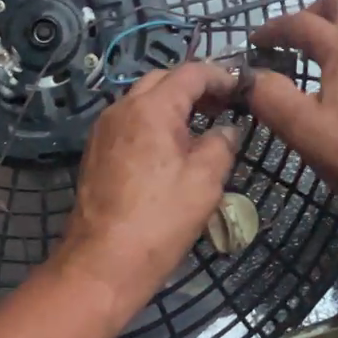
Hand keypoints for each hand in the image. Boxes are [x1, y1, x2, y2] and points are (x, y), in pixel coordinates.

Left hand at [54, 64, 240, 308]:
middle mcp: (122, 108)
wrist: (102, 264)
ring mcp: (104, 129)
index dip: (219, 75)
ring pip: (143, 99)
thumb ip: (221, 144)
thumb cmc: (160, 220)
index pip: (190, 73)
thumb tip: (226, 130)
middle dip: (194, 86)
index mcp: (151, 108)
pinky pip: (130, 120)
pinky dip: (154, 121)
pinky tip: (171, 145)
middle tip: (223, 104)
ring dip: (172, 103)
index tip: (241, 87)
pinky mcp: (96, 150)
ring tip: (201, 124)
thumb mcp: (206, 181)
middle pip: (163, 79)